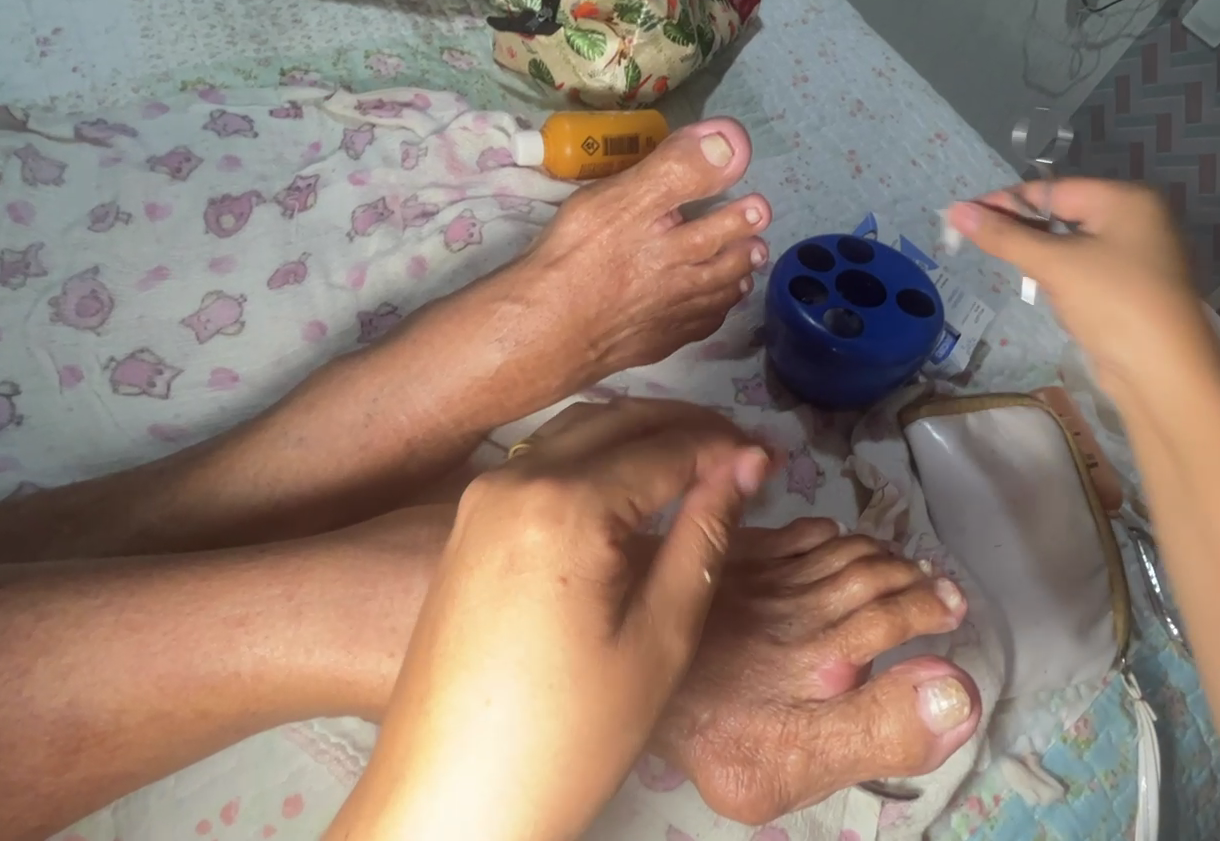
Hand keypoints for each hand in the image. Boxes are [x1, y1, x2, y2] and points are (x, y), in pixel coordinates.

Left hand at [330, 399, 769, 840]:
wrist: (448, 801)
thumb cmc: (569, 734)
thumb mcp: (661, 636)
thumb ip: (705, 533)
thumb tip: (747, 461)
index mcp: (566, 504)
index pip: (667, 448)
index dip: (726, 449)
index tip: (771, 460)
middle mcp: (518, 477)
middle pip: (622, 419)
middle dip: (689, 427)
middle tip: (741, 455)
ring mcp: (486, 493)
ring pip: (581, 429)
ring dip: (643, 432)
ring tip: (698, 462)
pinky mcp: (471, 517)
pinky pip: (548, 457)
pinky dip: (600, 453)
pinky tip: (632, 483)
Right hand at [947, 178, 1219, 394]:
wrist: (1162, 372)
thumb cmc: (1112, 303)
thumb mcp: (1053, 265)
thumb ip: (1003, 236)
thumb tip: (954, 211)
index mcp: (1126, 200)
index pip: (1052, 189)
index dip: (1005, 202)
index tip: (963, 216)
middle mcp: (1135, 219)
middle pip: (1061, 213)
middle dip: (1019, 227)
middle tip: (975, 240)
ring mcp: (1135, 255)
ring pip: (1069, 242)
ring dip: (1036, 252)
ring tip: (1001, 262)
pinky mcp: (1128, 287)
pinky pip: (1081, 267)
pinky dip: (1056, 273)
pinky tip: (1037, 286)